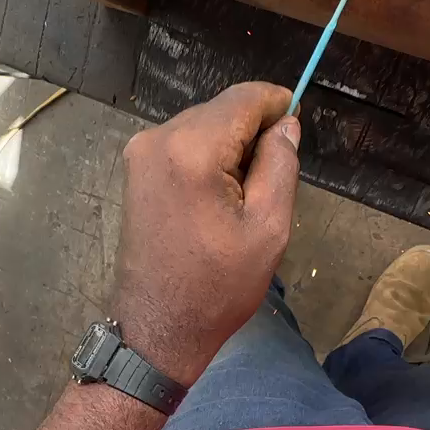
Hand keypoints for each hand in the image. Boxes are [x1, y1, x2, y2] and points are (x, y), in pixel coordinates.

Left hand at [109, 82, 300, 385]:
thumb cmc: (218, 289)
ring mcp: (139, 155)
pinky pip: (181, 149)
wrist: (159, 331)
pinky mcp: (134, 174)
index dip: (278, 106)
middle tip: (269, 185)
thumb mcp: (268, 229)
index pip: (245, 98)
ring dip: (228, 152)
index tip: (296, 129)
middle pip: (221, 111)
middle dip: (251, 136)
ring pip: (201, 129)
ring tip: (239, 204)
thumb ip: (281, 165)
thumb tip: (285, 125)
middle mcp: (158, 138)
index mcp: (192, 148)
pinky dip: (205, 165)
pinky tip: (214, 205)